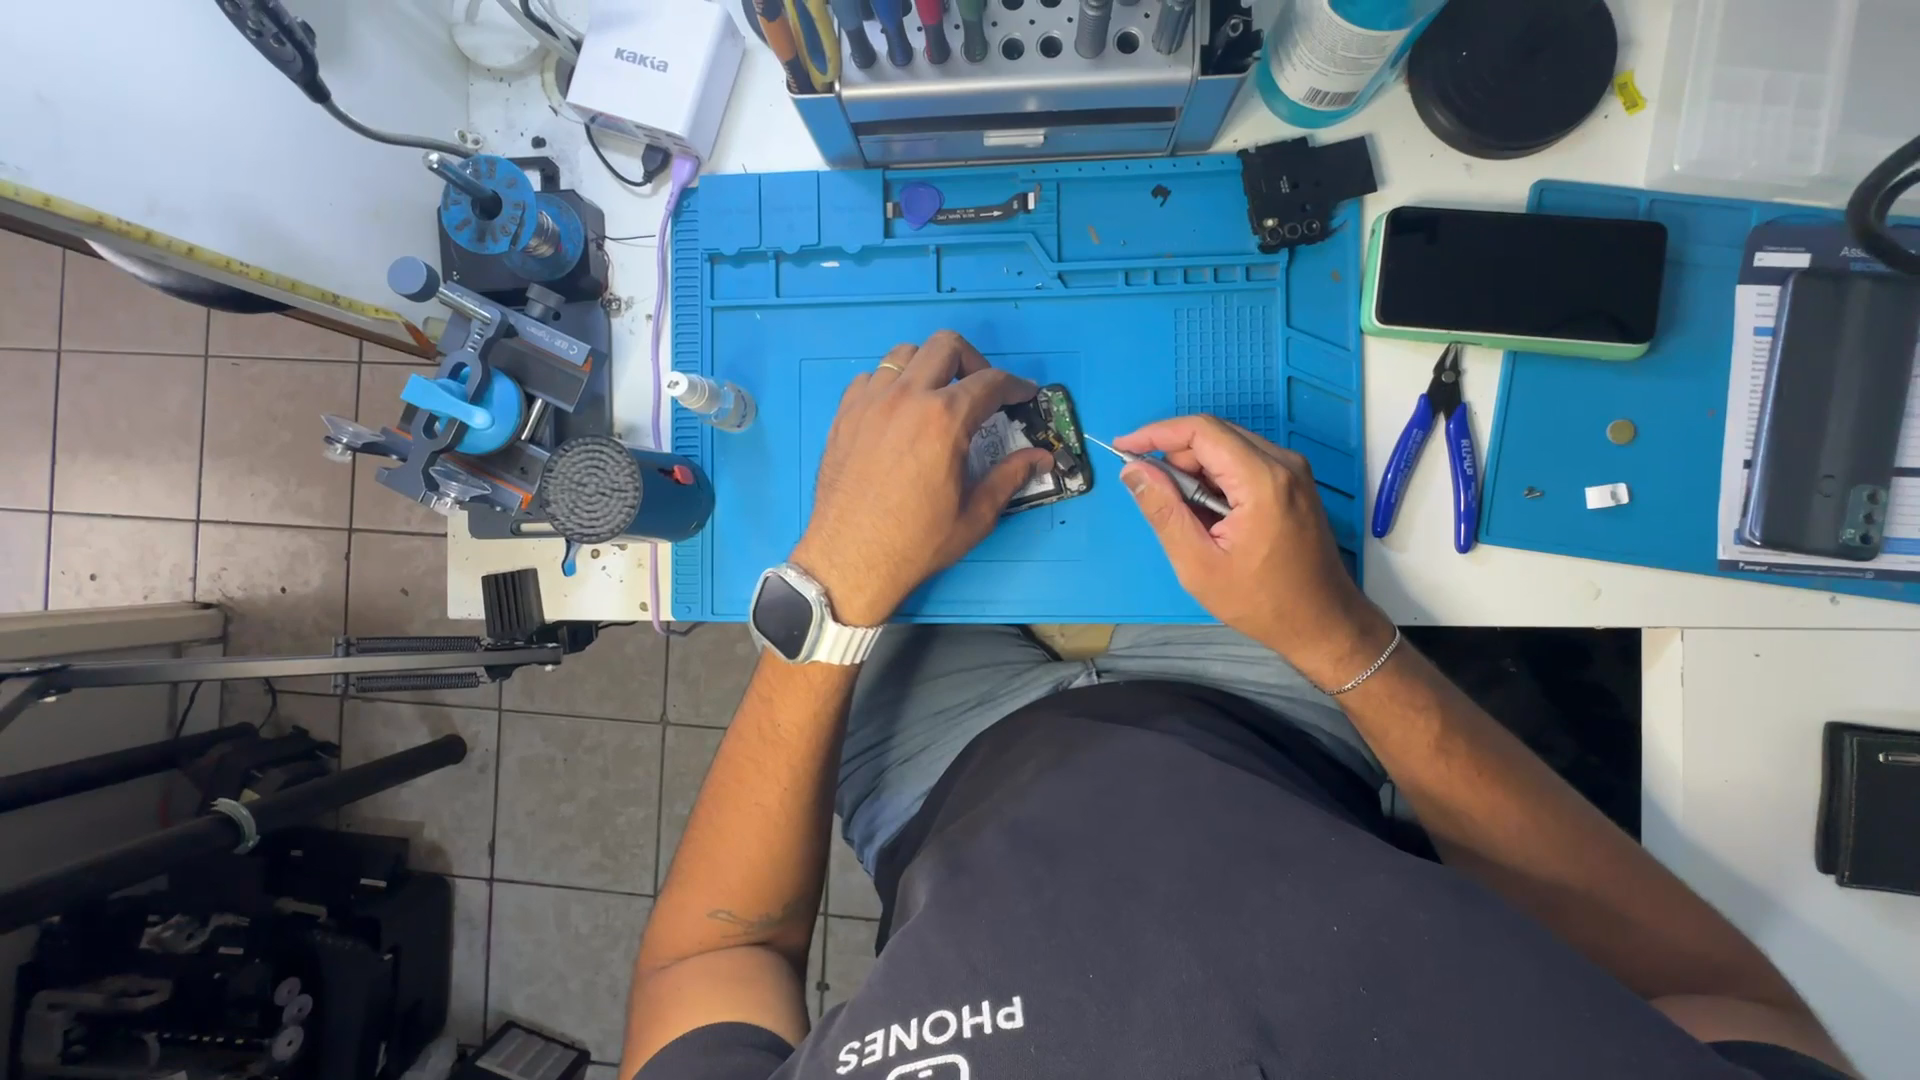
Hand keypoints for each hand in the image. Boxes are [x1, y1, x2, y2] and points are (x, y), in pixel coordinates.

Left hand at [791, 332, 1050, 625]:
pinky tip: (898, 413)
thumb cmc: (916, 543)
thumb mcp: (975, 515)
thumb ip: (1010, 476)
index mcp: (944, 420)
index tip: (1024, 395)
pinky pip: (871, 377)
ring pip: (904, 353)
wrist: (849, 561)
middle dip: (973, 361)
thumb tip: (1041, 457)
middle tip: (981, 392)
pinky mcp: (844, 414)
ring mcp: (870, 402)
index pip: (990, 381)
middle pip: (946, 345)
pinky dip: (891, 383)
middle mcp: (906, 397)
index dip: (1015, 385)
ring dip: (929, 367)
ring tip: (937, 397)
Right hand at [1115, 416, 1395, 690]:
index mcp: (1262, 480)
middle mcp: (1283, 463)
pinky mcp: (1294, 482)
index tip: (1123, 448)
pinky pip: (1243, 461)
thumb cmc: (1260, 601)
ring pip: (1227, 447)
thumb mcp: (1198, 563)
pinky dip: (1216, 479)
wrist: (1322, 622)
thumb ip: (1163, 511)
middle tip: (1154, 496)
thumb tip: (1133, 471)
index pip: (1201, 430)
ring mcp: (1293, 470)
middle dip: (1174, 457)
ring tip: (1186, 516)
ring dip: (1195, 470)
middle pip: (1214, 434)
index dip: (1156, 434)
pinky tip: (1210, 516)